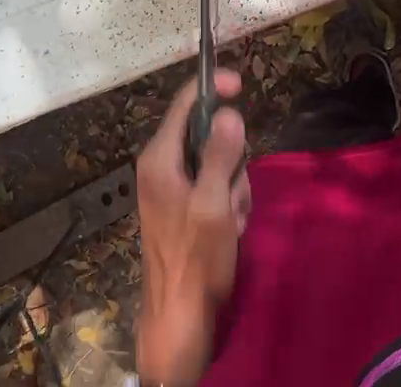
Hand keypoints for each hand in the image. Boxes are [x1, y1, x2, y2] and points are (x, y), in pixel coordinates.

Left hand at [137, 70, 249, 386]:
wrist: (180, 316)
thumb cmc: (195, 258)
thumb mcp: (213, 204)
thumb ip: (220, 155)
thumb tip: (229, 111)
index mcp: (160, 157)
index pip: (185, 103)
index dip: (212, 87)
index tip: (240, 83)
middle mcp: (162, 166)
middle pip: (208, 134)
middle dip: (231, 160)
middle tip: (234, 192)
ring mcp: (173, 187)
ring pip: (218, 162)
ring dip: (233, 188)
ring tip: (231, 220)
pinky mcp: (185, 206)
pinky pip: (216, 187)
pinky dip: (229, 204)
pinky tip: (229, 230)